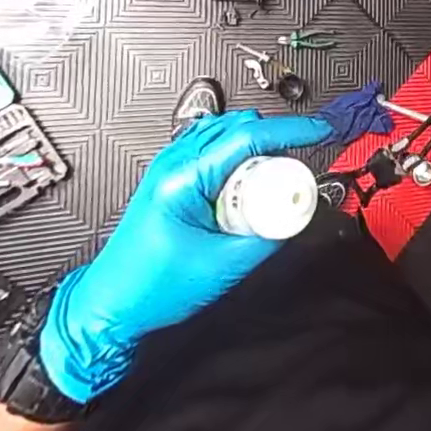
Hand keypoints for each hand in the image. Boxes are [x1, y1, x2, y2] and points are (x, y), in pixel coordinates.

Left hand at [39, 111, 331, 401]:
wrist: (112, 303)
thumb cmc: (149, 287)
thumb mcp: (222, 266)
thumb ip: (267, 237)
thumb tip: (294, 215)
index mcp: (183, 177)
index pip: (247, 137)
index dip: (291, 130)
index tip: (318, 131)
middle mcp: (174, 162)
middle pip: (240, 127)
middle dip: (277, 143)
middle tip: (295, 175)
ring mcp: (171, 166)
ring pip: (228, 134)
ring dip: (258, 150)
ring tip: (271, 186)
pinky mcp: (175, 176)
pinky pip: (216, 150)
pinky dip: (241, 158)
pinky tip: (247, 185)